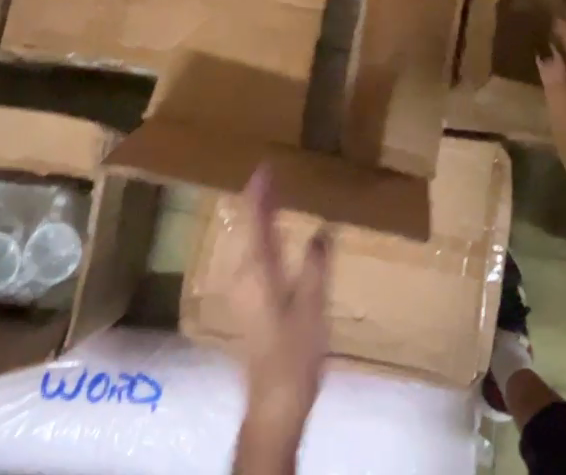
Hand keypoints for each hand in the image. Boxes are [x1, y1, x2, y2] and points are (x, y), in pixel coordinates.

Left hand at [232, 165, 331, 450]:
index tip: (265, 166)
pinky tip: (274, 238)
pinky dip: (260, 237)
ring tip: (273, 197)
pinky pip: (251, 255)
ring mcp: (242, 290)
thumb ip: (316, 264)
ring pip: (246, 242)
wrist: (274, 398)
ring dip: (258, 218)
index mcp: (256, 270)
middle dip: (256, 200)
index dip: (258, 192)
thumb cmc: (294, 352)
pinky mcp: (247, 302)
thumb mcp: (312, 305)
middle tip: (272, 176)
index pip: (254, 220)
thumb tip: (322, 227)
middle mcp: (242, 275)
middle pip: (245, 228)